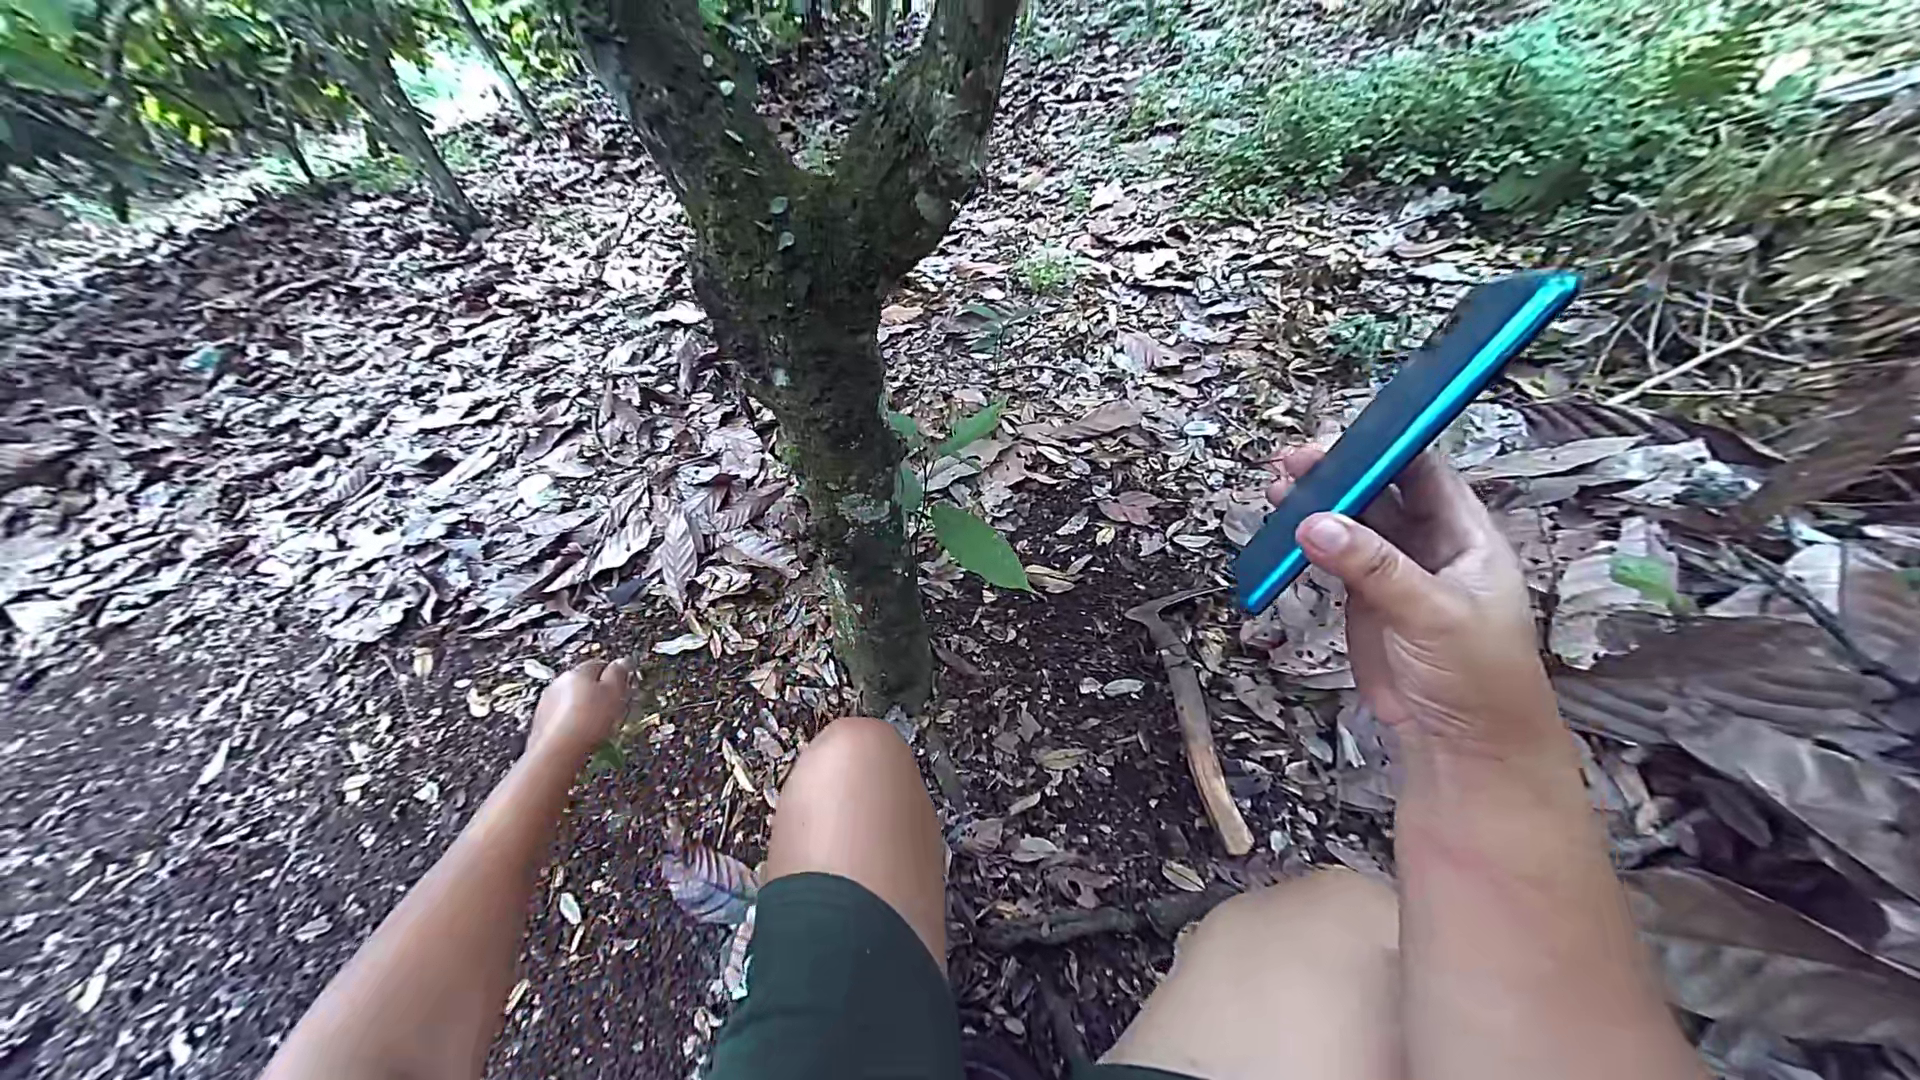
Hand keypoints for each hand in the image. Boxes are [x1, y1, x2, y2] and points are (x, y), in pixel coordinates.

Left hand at [527, 659, 630, 759]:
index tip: (623, 688)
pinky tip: (582, 732)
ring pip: (573, 699)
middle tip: (613, 707)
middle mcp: (559, 683)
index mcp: (578, 672)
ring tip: (598, 723)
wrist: (557, 752)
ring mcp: (548, 702)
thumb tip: (622, 662)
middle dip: (598, 692)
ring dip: (585, 706)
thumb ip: (619, 673)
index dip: (614, 676)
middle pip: (585, 682)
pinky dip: (573, 720)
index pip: (600, 664)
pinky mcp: (541, 721)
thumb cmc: (588, 721)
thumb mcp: (614, 693)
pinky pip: (563, 715)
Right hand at [1265, 446, 1561, 758]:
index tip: (1335, 441)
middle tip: (1291, 462)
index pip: (1424, 474)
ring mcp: (1391, 571)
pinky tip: (1283, 529)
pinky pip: (1331, 557)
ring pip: (1350, 523)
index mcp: (1465, 536)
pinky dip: (1305, 542)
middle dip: (1338, 474)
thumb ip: (1374, 567)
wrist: (1460, 743)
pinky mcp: (1362, 597)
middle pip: (1378, 493)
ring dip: (1316, 504)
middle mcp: (1427, 545)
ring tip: (1277, 488)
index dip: (1385, 449)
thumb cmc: (1476, 676)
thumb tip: (1313, 523)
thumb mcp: (1431, 614)